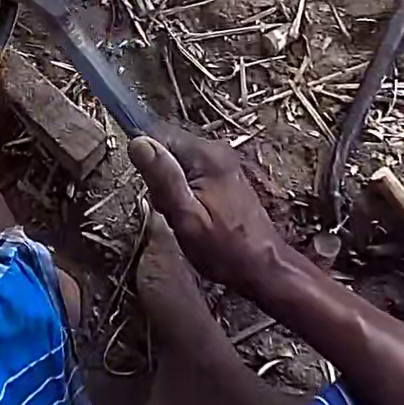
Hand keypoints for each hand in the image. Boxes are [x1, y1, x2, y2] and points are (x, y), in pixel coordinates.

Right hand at [127, 121, 292, 293]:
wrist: (266, 270)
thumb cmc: (225, 250)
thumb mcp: (186, 216)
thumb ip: (162, 177)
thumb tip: (137, 142)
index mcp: (205, 154)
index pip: (157, 134)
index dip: (148, 161)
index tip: (155, 190)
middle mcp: (215, 149)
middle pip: (167, 147)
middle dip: (160, 175)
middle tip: (170, 209)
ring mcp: (222, 161)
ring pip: (177, 161)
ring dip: (171, 185)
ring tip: (183, 215)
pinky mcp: (225, 174)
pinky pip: (190, 171)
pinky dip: (185, 190)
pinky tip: (193, 213)